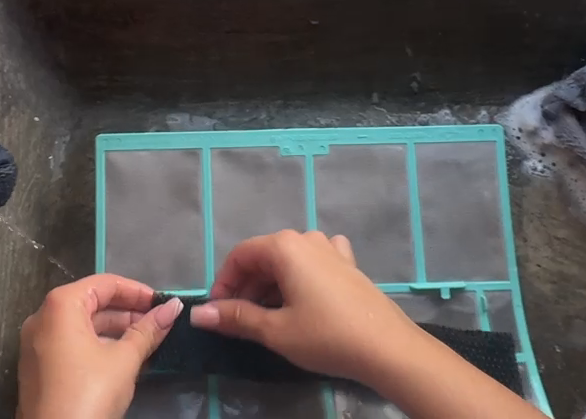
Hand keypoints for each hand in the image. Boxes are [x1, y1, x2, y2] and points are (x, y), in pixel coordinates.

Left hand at [17, 274, 181, 418]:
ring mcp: (37, 345)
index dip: (136, 292)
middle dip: (127, 313)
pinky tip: (123, 359)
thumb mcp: (124, 361)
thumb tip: (173, 308)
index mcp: (60, 305)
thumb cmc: (88, 395)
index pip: (105, 284)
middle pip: (92, 303)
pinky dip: (97, 346)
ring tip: (147, 341)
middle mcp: (43, 317)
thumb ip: (148, 331)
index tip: (162, 303)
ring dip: (115, 331)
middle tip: (157, 323)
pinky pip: (72, 345)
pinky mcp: (38, 369)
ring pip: (83, 326)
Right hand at [187, 230, 421, 383]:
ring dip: (271, 285)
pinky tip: (304, 297)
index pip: (240, 255)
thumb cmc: (326, 335)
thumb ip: (236, 318)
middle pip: (264, 257)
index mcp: (284, 246)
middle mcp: (305, 237)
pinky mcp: (347, 263)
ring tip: (268, 318)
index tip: (217, 313)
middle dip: (246, 287)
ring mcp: (329, 248)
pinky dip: (300, 277)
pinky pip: (314, 262)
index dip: (224, 283)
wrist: (386, 347)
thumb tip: (199, 314)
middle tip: (238, 322)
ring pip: (288, 261)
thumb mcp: (276, 330)